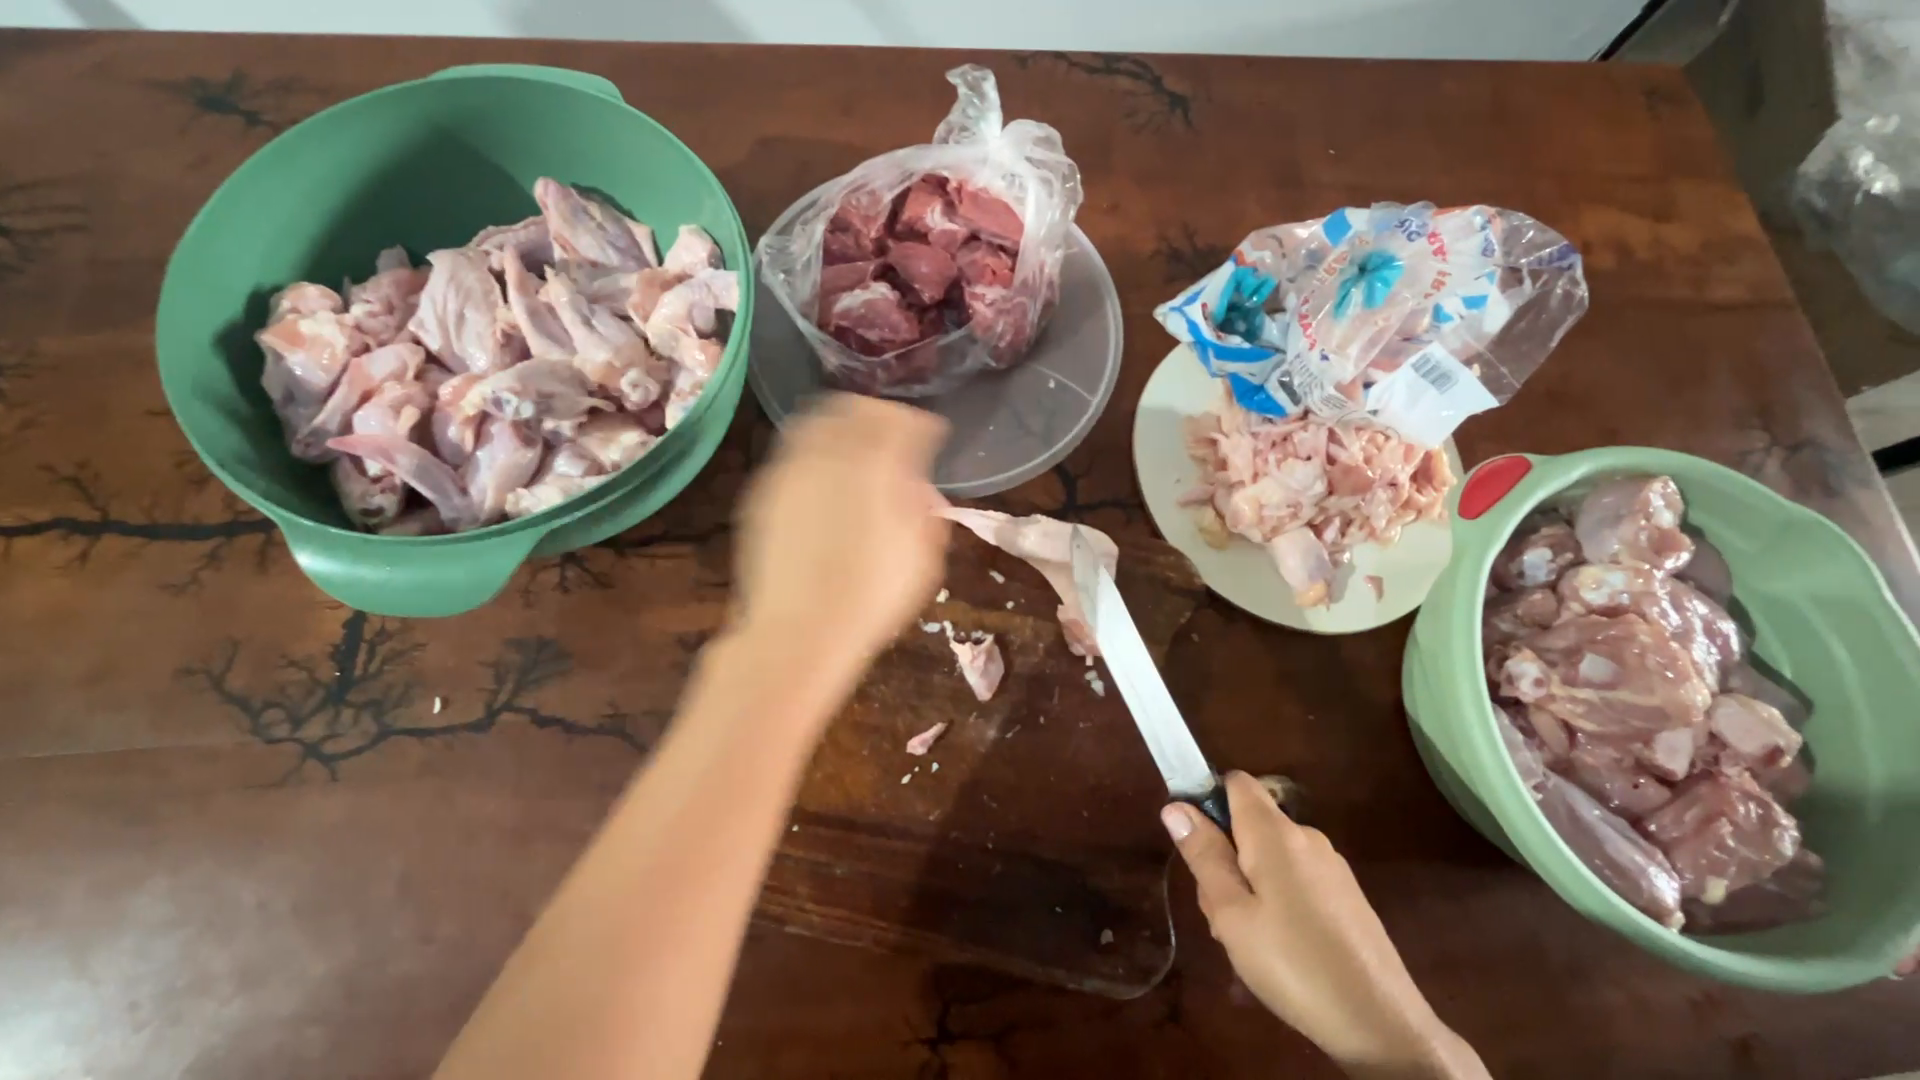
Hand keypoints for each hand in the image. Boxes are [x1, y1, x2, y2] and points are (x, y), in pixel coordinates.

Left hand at [733, 393, 949, 679]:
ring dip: (841, 425)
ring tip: (855, 449)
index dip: (922, 423)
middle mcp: (832, 453)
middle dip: (880, 414)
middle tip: (894, 434)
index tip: (933, 434)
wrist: (799, 631)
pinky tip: (823, 480)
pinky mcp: (763, 490)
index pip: (903, 420)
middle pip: (856, 407)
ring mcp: (791, 469)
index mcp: (880, 465)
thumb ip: (926, 511)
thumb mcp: (922, 558)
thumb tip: (919, 489)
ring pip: (816, 422)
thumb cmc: (872, 601)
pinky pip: (792, 453)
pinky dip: (813, 453)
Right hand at [1163, 773, 1486, 1078]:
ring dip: (1249, 887)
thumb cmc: (1293, 964)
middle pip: (1249, 825)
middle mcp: (1307, 837)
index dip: (1207, 800)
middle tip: (1221, 915)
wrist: (1381, 1023)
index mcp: (1275, 833)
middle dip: (1225, 858)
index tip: (1194, 844)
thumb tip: (1175, 806)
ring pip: (1270, 858)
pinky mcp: (1346, 897)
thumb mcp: (1231, 914)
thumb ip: (1204, 856)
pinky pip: (1295, 880)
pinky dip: (1278, 903)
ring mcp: (1332, 867)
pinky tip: (1280, 950)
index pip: (1236, 783)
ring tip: (1248, 942)